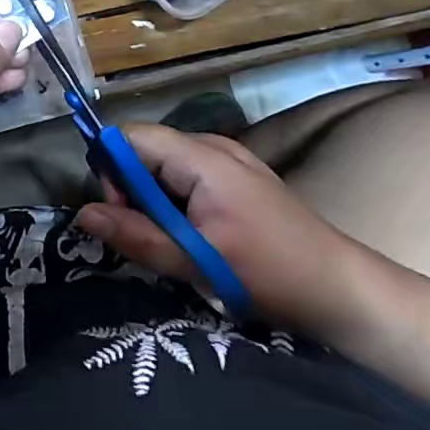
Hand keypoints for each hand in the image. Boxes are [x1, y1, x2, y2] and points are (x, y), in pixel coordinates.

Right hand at [74, 124, 379, 336]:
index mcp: (203, 159)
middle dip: (130, 191)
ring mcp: (227, 159)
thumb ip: (136, 236)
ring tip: (174, 241)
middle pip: (142, 150)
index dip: (111, 170)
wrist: (347, 293)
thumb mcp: (196, 263)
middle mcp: (212, 147)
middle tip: (149, 236)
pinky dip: (173, 202)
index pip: (129, 137)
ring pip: (160, 165)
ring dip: (152, 201)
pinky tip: (193, 235)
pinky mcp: (235, 177)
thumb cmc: (274, 275)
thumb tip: (82, 214)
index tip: (122, 214)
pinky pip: (182, 175)